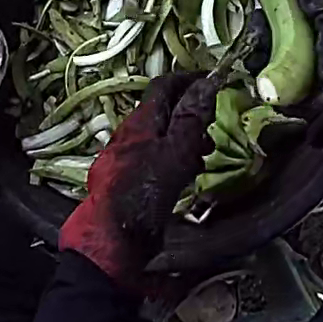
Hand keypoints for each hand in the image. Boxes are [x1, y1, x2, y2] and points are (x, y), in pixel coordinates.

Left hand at [59, 71, 218, 290]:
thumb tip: (208, 82)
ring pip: (159, 136)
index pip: (163, 85)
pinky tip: (184, 176)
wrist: (110, 242)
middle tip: (212, 126)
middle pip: (162, 111)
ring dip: (184, 139)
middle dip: (190, 114)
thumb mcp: (176, 152)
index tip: (211, 81)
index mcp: (140, 121)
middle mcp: (128, 134)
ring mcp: (124, 157)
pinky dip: (173, 158)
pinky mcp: (126, 180)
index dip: (188, 79)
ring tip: (203, 156)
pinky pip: (153, 158)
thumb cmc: (144, 192)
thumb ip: (192, 118)